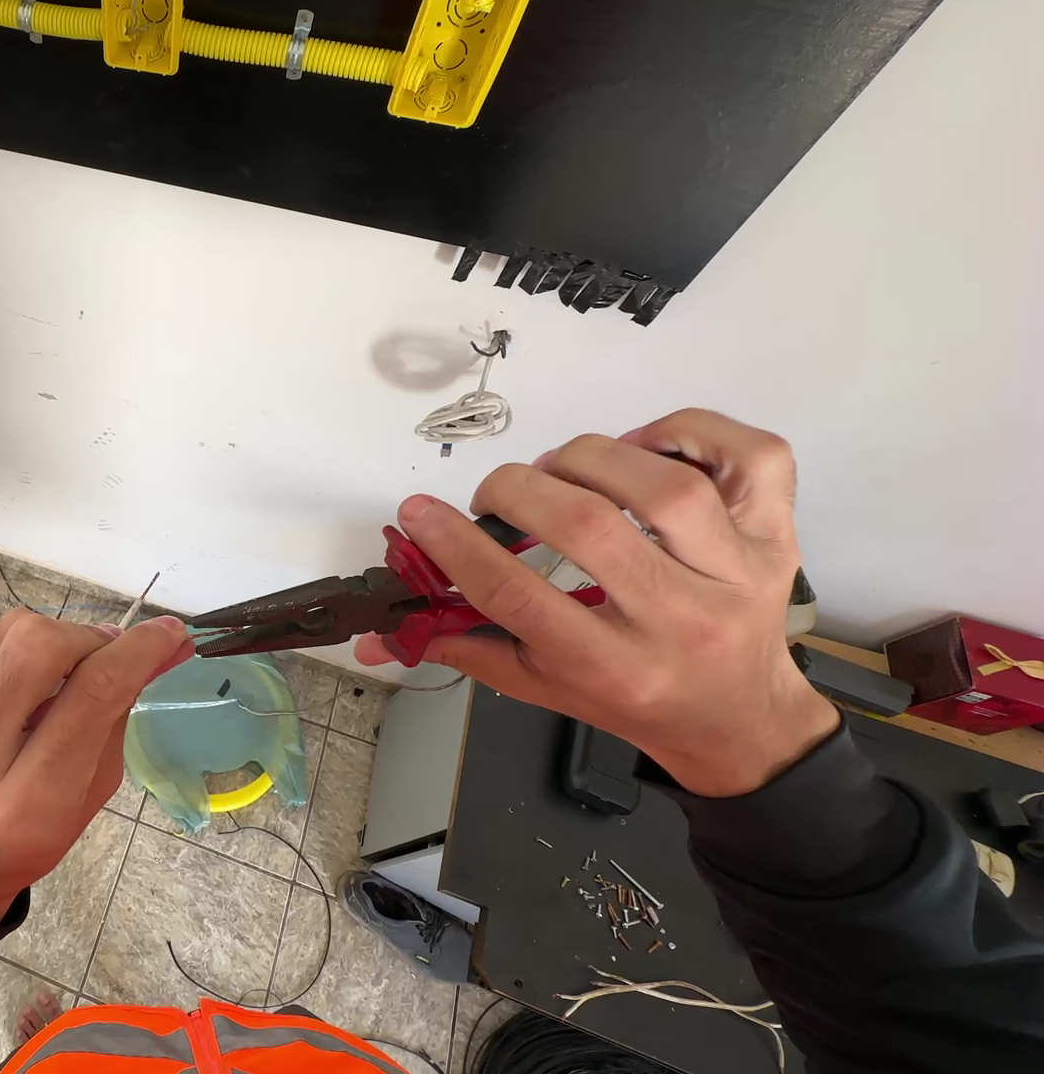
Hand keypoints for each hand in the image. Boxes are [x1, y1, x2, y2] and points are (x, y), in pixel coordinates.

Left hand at [0, 608, 194, 923]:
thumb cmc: (27, 840)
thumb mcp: (88, 798)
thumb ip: (116, 720)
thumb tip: (152, 649)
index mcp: (26, 802)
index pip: (90, 696)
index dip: (138, 651)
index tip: (169, 633)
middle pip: (38, 645)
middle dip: (88, 636)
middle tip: (106, 655)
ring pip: (11, 630)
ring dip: (54, 640)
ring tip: (60, 675)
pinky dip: (17, 655)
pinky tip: (18, 691)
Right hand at [358, 409, 838, 797]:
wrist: (737, 718)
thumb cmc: (624, 699)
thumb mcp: (535, 685)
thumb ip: (456, 648)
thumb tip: (371, 640)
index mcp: (610, 666)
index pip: (517, 595)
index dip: (456, 546)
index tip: (417, 513)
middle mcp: (679, 620)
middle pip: (587, 528)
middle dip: (516, 492)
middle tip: (494, 495)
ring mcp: (740, 572)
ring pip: (662, 485)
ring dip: (586, 459)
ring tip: (557, 471)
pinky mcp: (778, 536)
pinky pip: (751, 456)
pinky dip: (688, 432)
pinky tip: (641, 447)